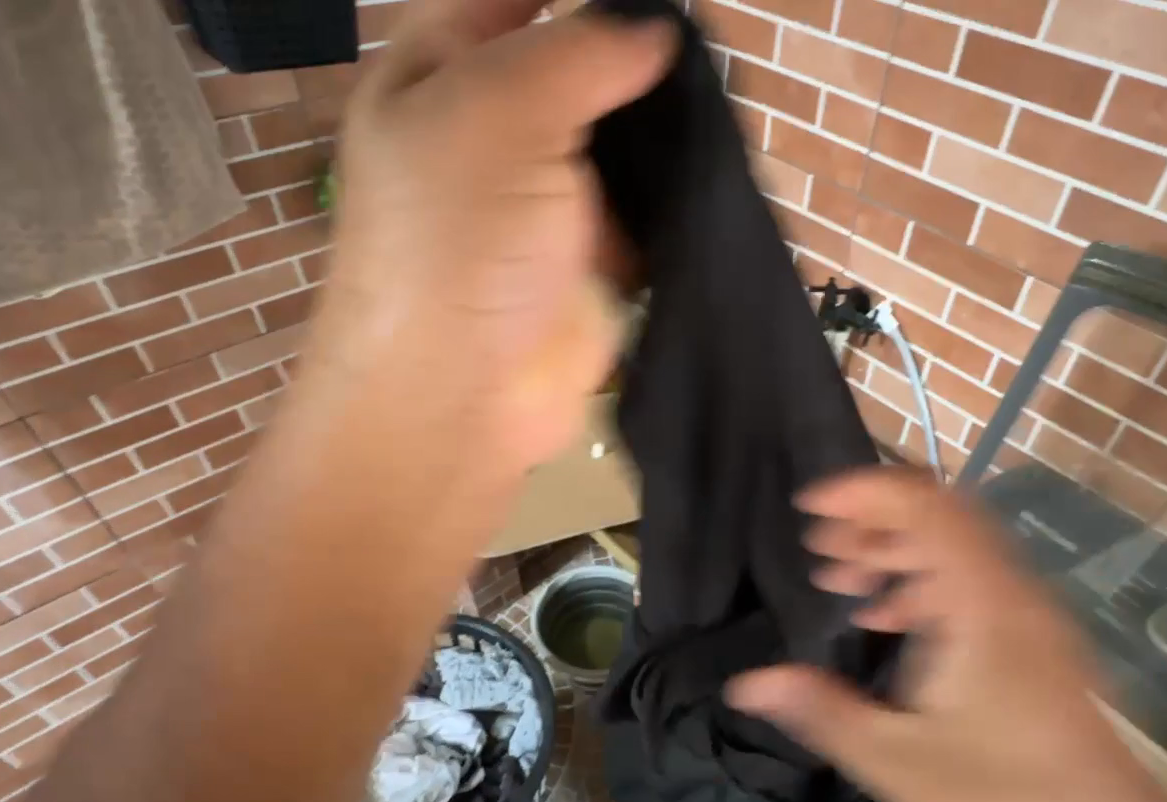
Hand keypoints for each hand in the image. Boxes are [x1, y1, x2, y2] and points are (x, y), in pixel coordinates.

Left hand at [318, 0, 672, 467]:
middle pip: (576, 62)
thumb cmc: (457, 241)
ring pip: (618, 138)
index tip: (658, 2)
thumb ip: (580, 53)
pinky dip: (676, 196)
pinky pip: (642, 208)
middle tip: (702, 53)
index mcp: (441, 71)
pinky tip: (716, 175)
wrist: (462, 397)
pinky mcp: (589, 257)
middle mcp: (492, 128)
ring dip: (664, 129)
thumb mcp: (499, 112)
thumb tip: (656, 29)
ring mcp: (544, 198)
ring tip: (725, 106)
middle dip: (636, 56)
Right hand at [726, 468, 1166, 801]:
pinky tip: (885, 614)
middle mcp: (1004, 587)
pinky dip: (919, 574)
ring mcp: (1022, 603)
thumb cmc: (1002, 787)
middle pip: (937, 512)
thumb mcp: (896, 759)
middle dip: (869, 517)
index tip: (808, 507)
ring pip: (952, 541)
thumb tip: (746, 683)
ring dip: (892, 546)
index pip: (923, 508)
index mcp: (975, 603)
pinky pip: (967, 572)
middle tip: (818, 547)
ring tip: (840, 576)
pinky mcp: (1027, 626)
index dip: (862, 492)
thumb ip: (821, 713)